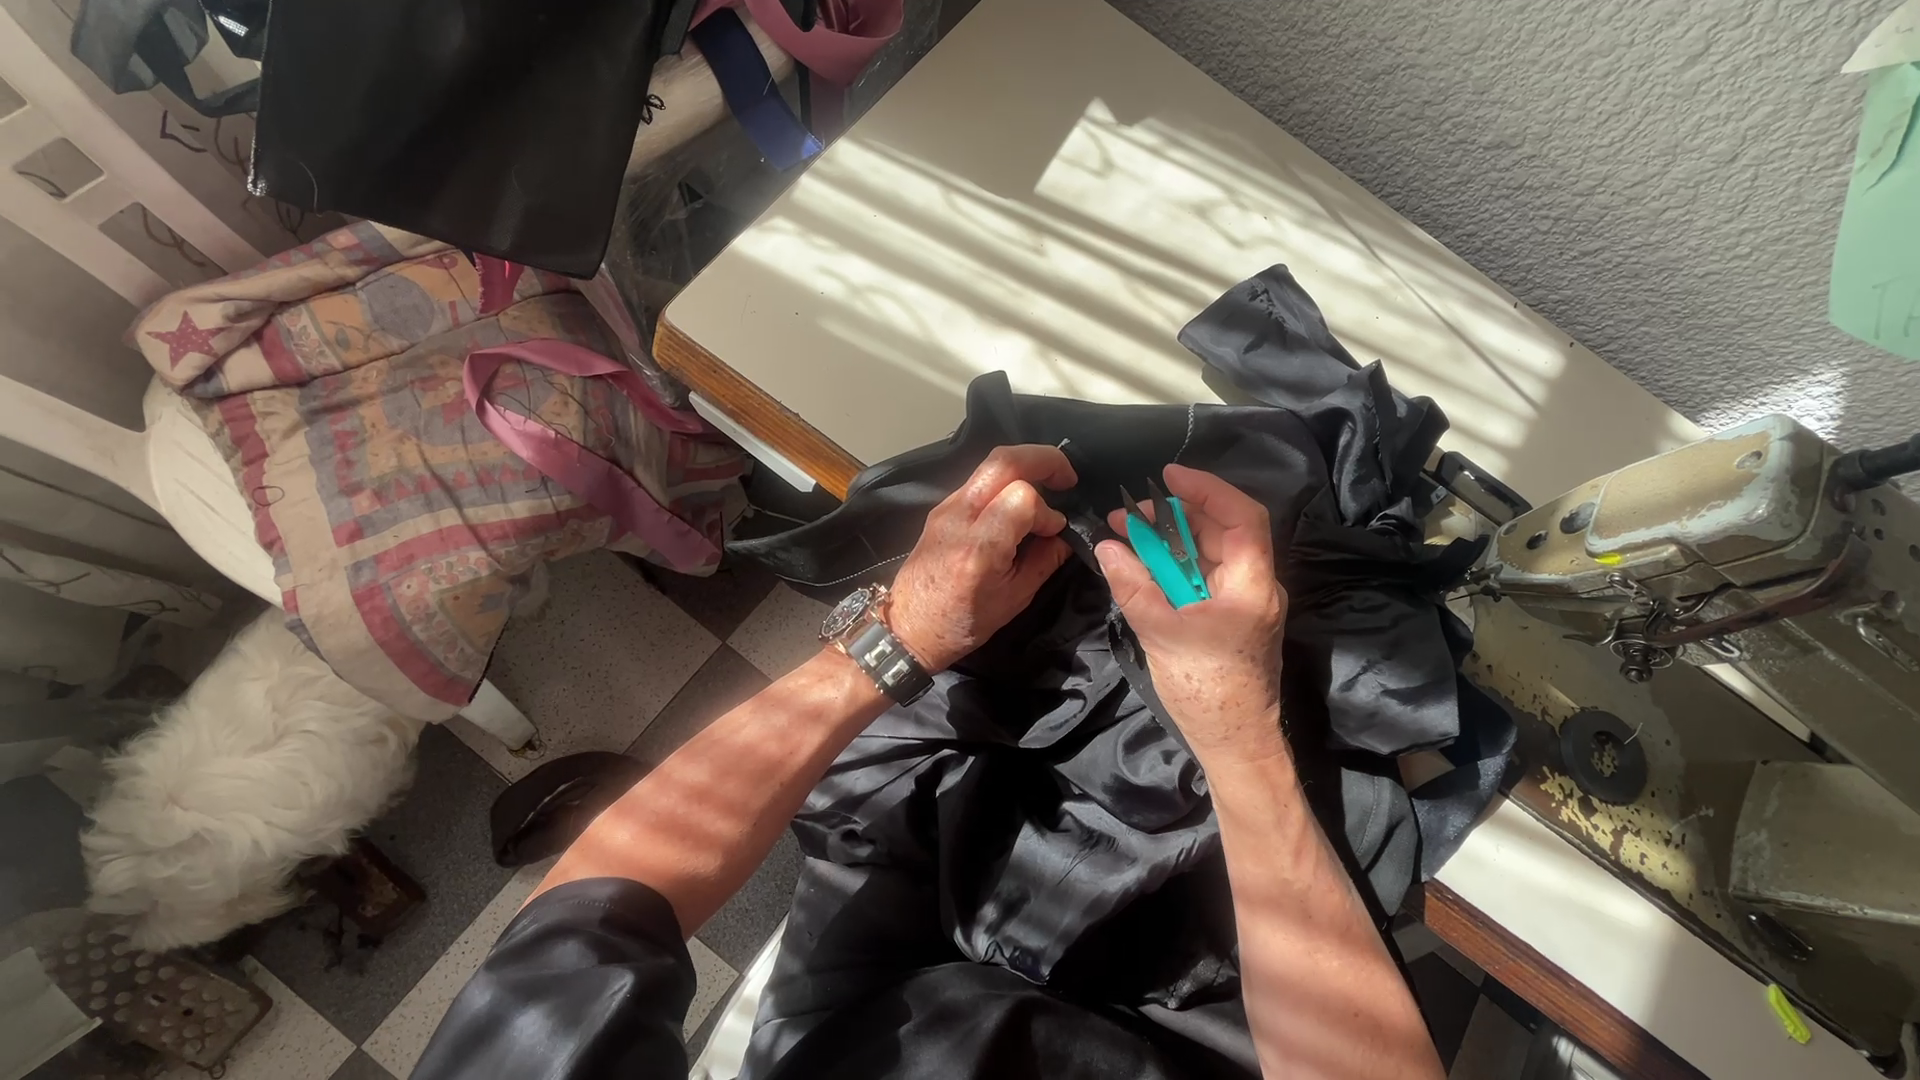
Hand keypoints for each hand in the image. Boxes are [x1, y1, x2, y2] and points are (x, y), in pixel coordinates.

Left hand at [885, 445, 1078, 671]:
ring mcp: (945, 508)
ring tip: (1048, 485)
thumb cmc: (963, 622)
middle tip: (1067, 476)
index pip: (1022, 497)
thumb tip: (1064, 534)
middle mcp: (958, 518)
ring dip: (1025, 466)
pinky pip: (979, 481)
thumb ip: (1045, 561)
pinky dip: (1007, 481)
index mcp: (978, 548)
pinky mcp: (941, 508)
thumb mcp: (1015, 599)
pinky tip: (1019, 501)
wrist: (909, 627)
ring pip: (990, 465)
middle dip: (1043, 459)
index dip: (1048, 510)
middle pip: (1003, 461)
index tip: (1056, 530)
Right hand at [1094, 464, 1289, 767]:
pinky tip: (1142, 567)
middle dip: (1174, 517)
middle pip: (1220, 532)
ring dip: (1169, 542)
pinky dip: (1173, 567)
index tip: (1168, 476)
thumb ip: (1133, 585)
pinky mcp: (1229, 618)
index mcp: (1252, 584)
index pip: (1241, 516)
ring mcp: (1243, 603)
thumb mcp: (1162, 633)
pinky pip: (1202, 579)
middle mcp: (1255, 586)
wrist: (1233, 742)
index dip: (1206, 489)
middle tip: (1129, 514)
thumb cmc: (1207, 688)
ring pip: (1208, 555)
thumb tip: (1106, 546)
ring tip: (1126, 535)